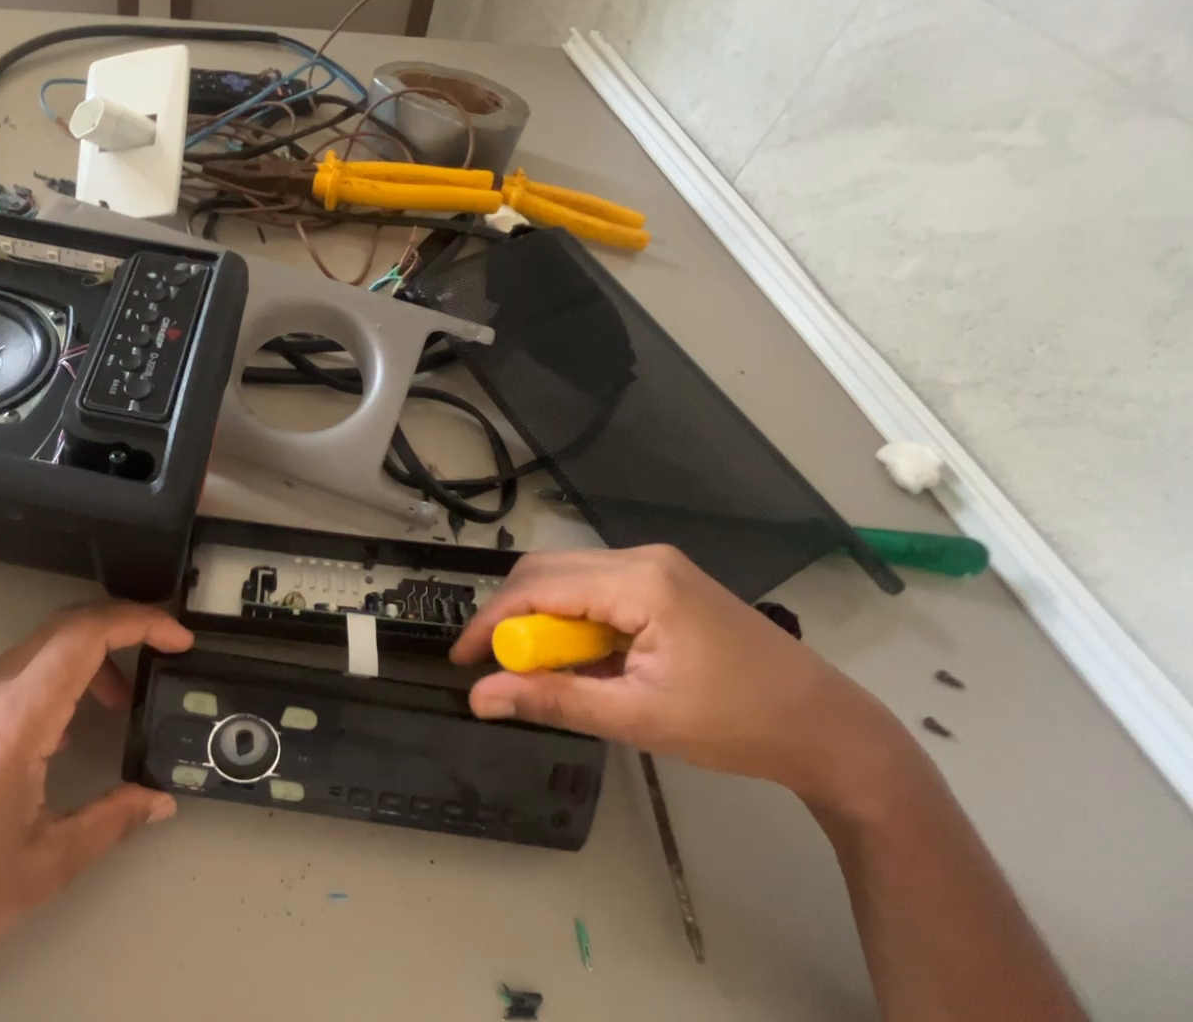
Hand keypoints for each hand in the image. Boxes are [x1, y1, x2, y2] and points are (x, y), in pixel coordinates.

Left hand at [0, 601, 193, 1021]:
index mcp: (13, 720)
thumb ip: (111, 822)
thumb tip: (156, 801)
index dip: (139, 622)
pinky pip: (10, 683)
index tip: (178, 638)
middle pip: (59, 629)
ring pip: (34, 654)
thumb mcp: (44, 865)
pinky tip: (65, 737)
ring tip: (119, 707)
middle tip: (161, 658)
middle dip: (119, 632)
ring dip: (85, 662)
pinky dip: (54, 686)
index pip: (82, 635)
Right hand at [451, 546, 916, 809]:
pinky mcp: (667, 582)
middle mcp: (644, 558)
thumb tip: (478, 698)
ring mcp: (659, 566)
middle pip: (546, 570)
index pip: (537, 587)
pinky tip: (581, 659)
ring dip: (540, 617)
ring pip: (568, 575)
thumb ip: (552, 700)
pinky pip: (595, 587)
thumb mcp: (636, 718)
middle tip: (497, 666)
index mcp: (639, 582)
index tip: (460, 661)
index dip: (489, 622)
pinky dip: (572, 619)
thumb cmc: (736, 725)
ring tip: (539, 669)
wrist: (826, 727)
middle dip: (510, 616)